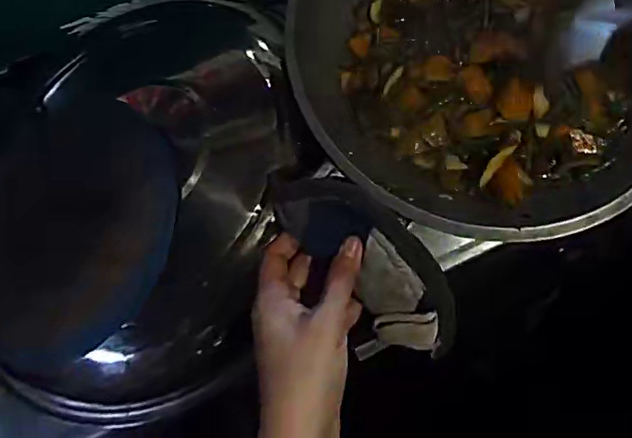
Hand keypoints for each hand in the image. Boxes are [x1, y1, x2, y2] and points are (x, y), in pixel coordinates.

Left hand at [253, 233, 362, 437]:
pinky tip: (360, 298)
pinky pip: (322, 315)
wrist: (303, 434)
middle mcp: (278, 312)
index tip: (318, 216)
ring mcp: (293, 332)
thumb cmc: (305, 373)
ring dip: (332, 279)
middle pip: (295, 271)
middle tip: (345, 230)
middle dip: (319, 252)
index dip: (293, 234)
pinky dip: (338, 304)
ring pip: (312, 293)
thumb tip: (352, 240)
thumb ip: (340, 279)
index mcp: (271, 300)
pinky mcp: (308, 349)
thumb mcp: (327, 320)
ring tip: (358, 257)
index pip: (275, 255)